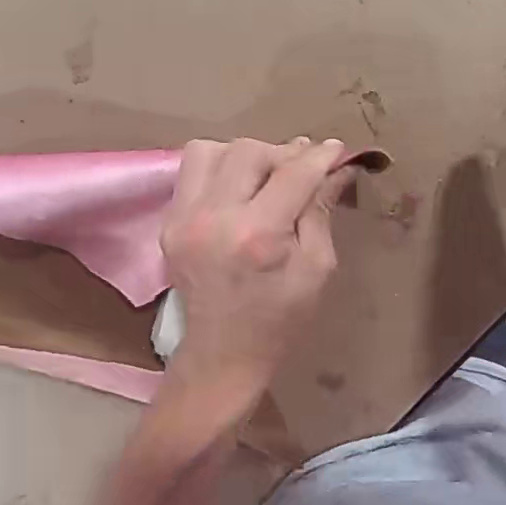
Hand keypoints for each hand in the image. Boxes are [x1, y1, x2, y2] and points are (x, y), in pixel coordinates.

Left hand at [159, 137, 352, 428]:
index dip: (320, 156)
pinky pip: (192, 171)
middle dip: (283, 154)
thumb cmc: (280, 319)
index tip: (337, 149)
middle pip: (249, 152)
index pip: (293, 174)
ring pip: (212, 150)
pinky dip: (220, 170)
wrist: (223, 354)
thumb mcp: (317, 268)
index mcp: (257, 236)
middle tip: (302, 170)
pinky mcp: (168, 223)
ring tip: (265, 177)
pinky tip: (239, 191)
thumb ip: (321, 211)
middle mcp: (213, 219)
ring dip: (246, 156)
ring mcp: (182, 219)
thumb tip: (336, 168)